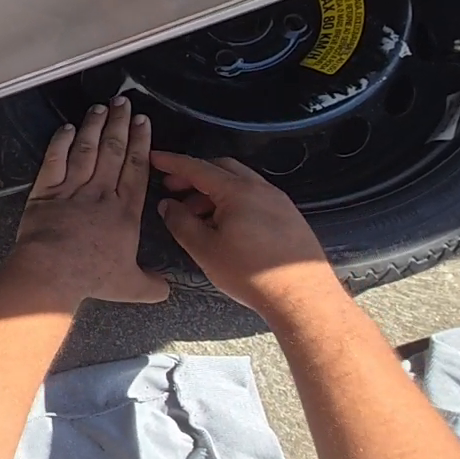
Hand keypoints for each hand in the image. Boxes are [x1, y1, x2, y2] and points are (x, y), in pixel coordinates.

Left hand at [4, 97, 169, 307]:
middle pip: (113, 151)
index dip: (140, 143)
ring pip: (86, 150)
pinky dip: (61, 142)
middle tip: (123, 103)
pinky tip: (67, 128)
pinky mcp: (45, 190)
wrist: (52, 270)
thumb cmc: (91, 276)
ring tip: (100, 108)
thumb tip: (165, 288)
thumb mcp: (132, 286)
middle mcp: (100, 193)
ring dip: (94, 127)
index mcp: (124, 211)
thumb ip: (152, 284)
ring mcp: (71, 189)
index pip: (135, 168)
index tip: (143, 123)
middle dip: (119, 124)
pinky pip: (54, 160)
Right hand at [150, 152, 340, 317]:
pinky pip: (254, 197)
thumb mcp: (203, 249)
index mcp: (239, 192)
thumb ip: (180, 222)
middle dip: (194, 174)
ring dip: (212, 190)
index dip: (173, 162)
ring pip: (239, 183)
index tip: (156, 158)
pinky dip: (231, 200)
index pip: (198, 168)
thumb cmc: (253, 274)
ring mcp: (279, 203)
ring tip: (194, 212)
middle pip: (221, 168)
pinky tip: (221, 224)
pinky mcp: (289, 218)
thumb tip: (168, 206)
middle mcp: (262, 190)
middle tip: (173, 187)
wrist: (303, 299)